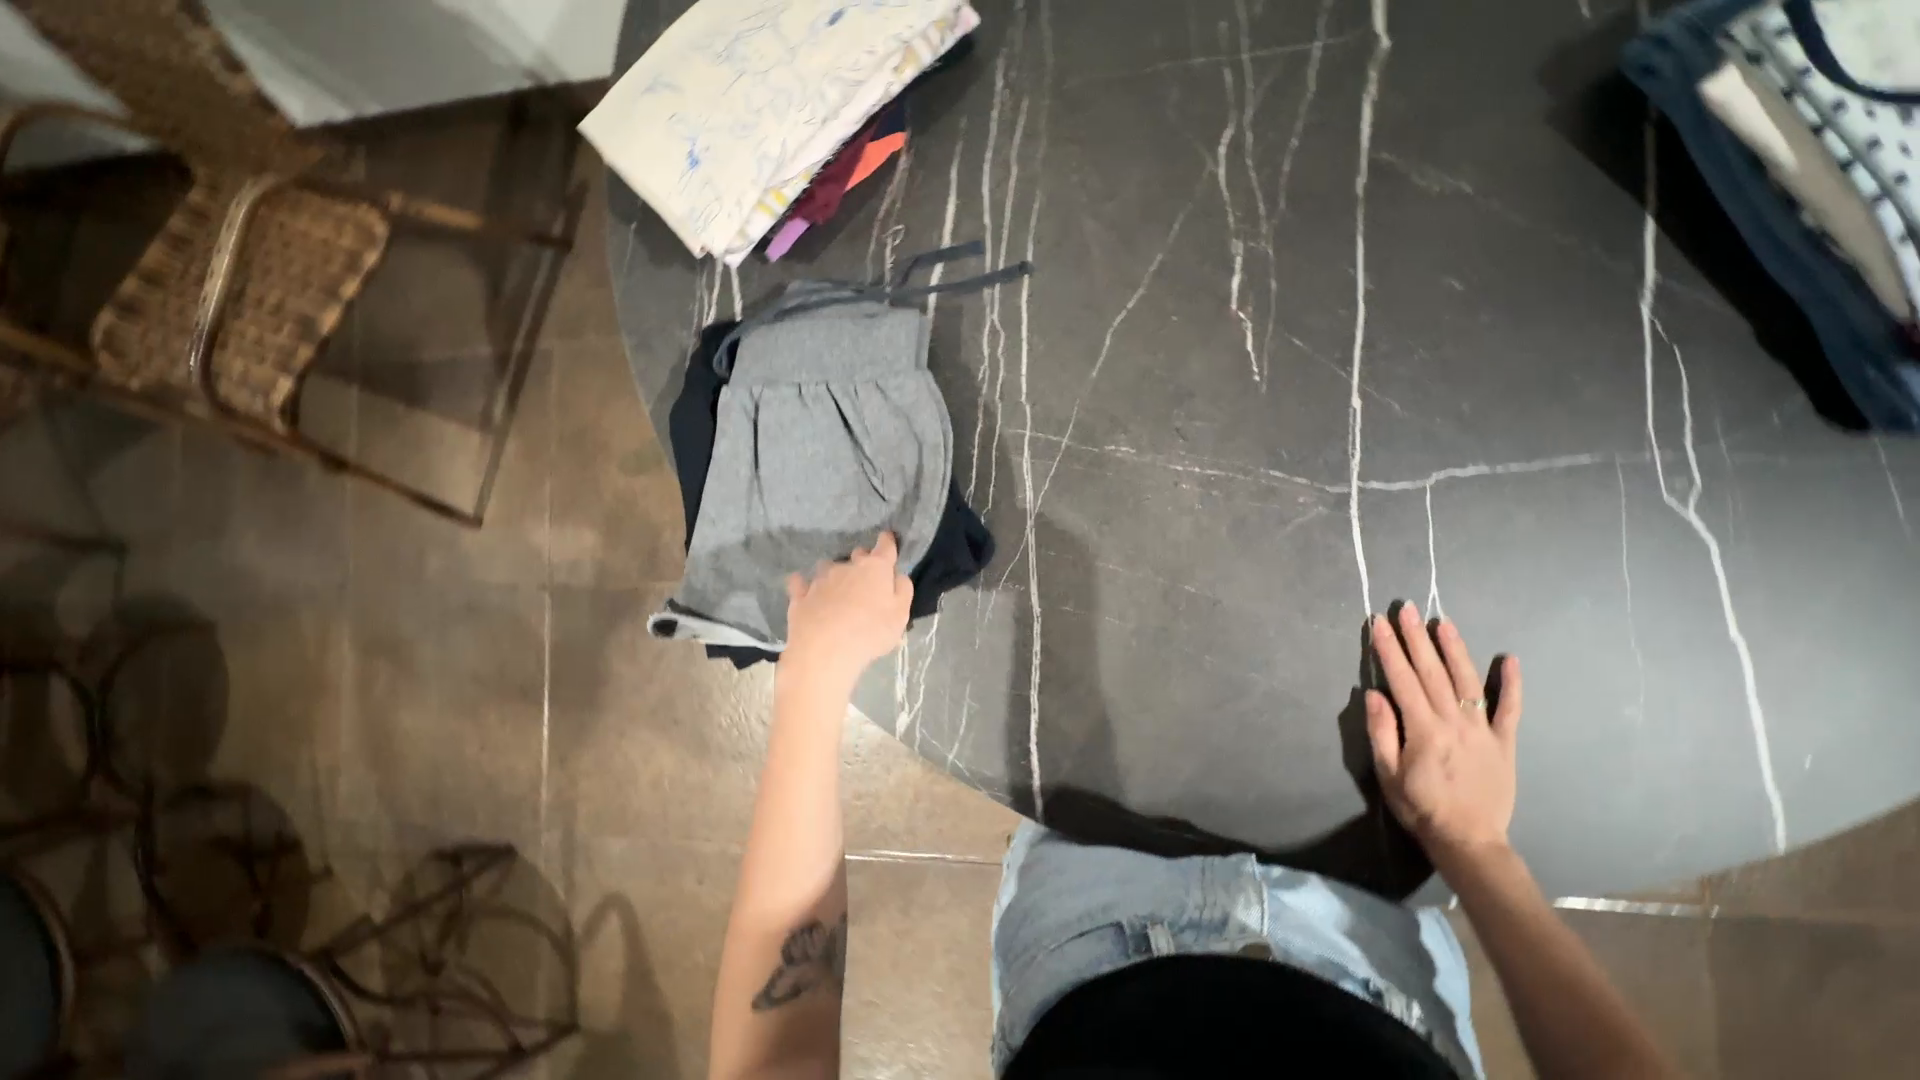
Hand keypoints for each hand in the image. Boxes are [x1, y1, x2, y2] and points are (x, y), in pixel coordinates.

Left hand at [783, 532, 913, 687]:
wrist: (825, 650)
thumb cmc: (870, 632)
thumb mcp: (901, 615)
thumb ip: (903, 590)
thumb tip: (897, 575)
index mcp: (875, 569)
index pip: (885, 547)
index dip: (887, 542)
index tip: (887, 540)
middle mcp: (846, 567)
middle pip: (857, 556)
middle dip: (862, 562)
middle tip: (866, 581)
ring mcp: (820, 579)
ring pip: (829, 567)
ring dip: (834, 574)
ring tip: (837, 591)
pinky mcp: (800, 595)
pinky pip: (800, 583)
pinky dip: (803, 584)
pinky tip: (804, 591)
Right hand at [1365, 604, 1522, 868]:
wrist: (1469, 840)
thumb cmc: (1420, 808)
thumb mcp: (1388, 775)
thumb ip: (1381, 733)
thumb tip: (1374, 694)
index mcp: (1423, 730)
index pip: (1402, 680)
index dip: (1389, 650)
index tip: (1378, 623)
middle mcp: (1454, 722)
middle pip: (1432, 672)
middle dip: (1417, 638)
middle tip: (1407, 608)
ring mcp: (1483, 730)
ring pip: (1467, 681)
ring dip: (1454, 650)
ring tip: (1443, 622)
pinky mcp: (1504, 742)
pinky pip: (1510, 709)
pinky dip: (1512, 683)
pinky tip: (1509, 659)